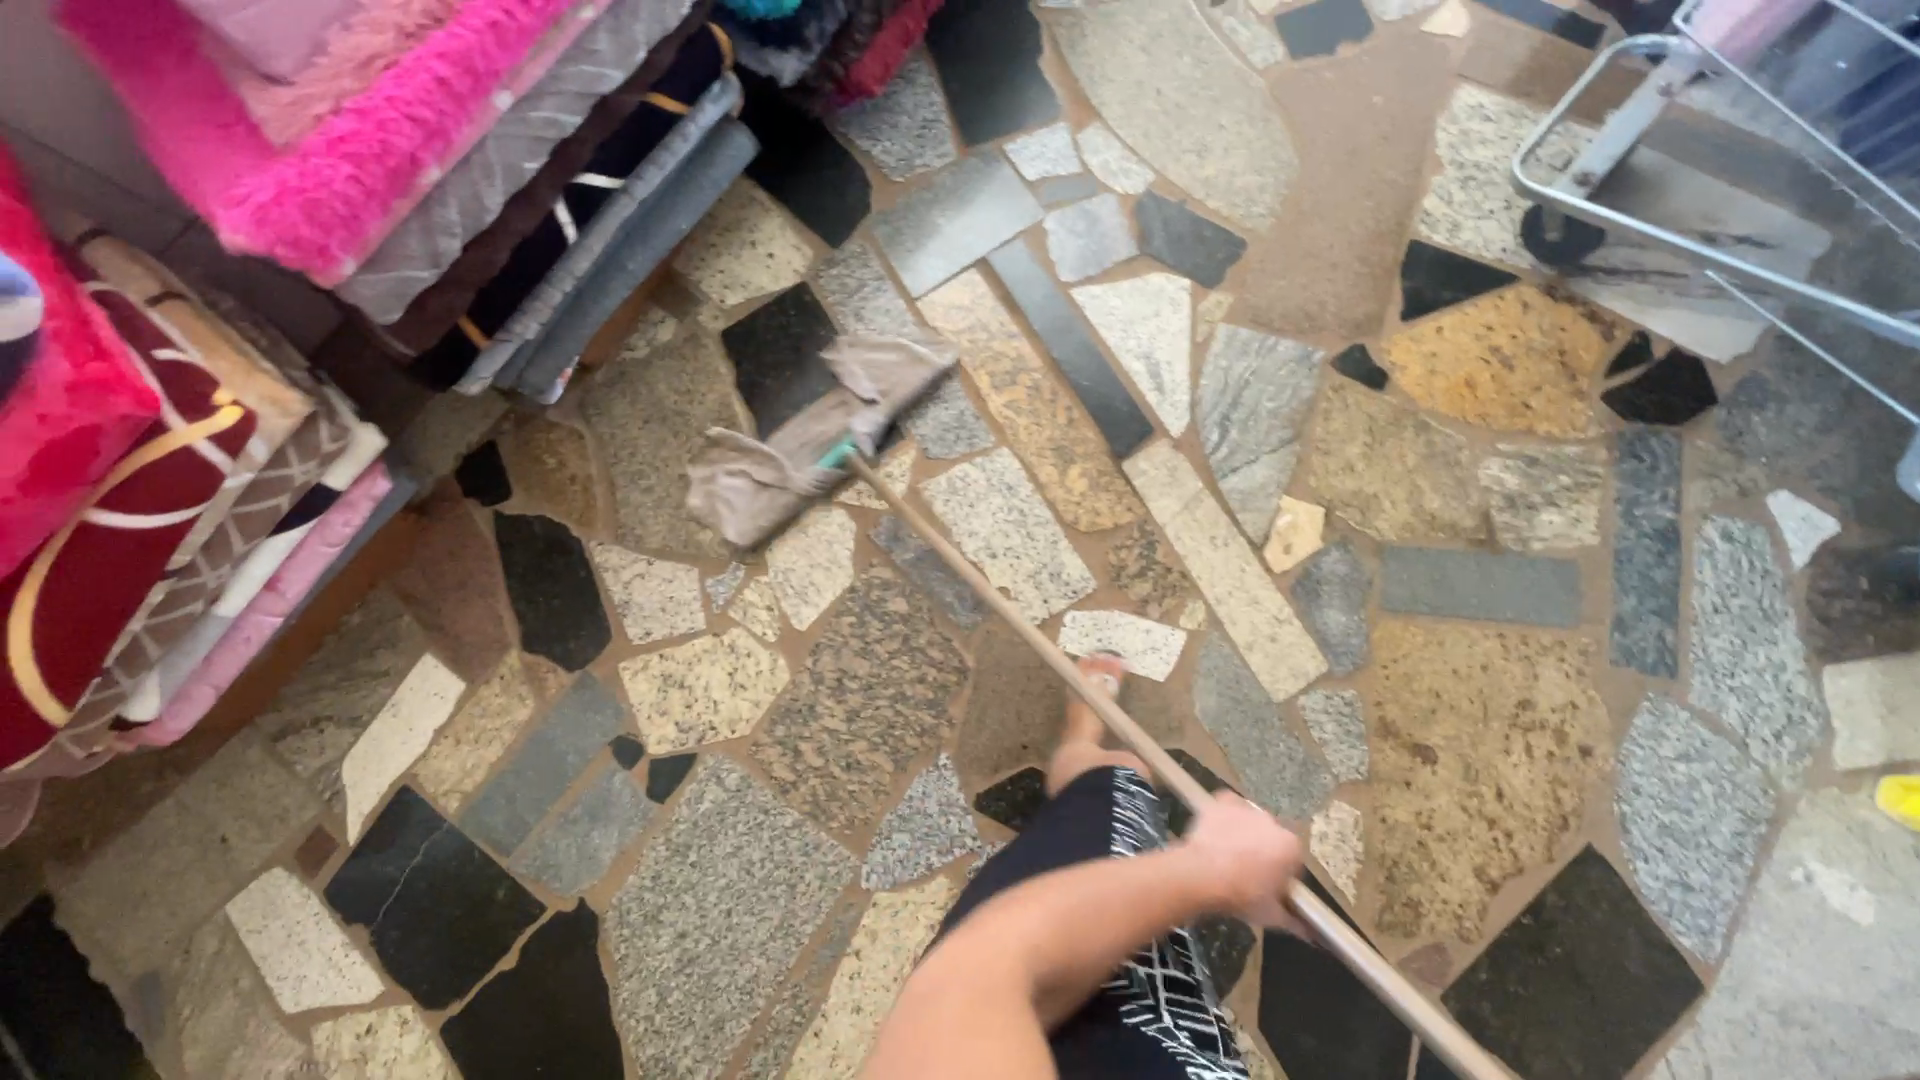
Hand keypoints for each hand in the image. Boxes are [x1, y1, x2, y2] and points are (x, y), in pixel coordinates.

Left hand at [1177, 793, 1305, 930]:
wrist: (1201, 875)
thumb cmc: (1241, 896)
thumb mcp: (1272, 916)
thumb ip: (1295, 922)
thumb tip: (1310, 934)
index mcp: (1291, 847)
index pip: (1292, 860)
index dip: (1280, 873)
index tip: (1266, 884)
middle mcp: (1274, 821)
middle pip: (1271, 838)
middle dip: (1263, 851)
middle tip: (1245, 870)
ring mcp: (1247, 808)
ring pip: (1250, 821)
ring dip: (1244, 833)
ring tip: (1226, 854)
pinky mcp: (1223, 800)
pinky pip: (1229, 806)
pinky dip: (1225, 815)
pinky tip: (1217, 831)